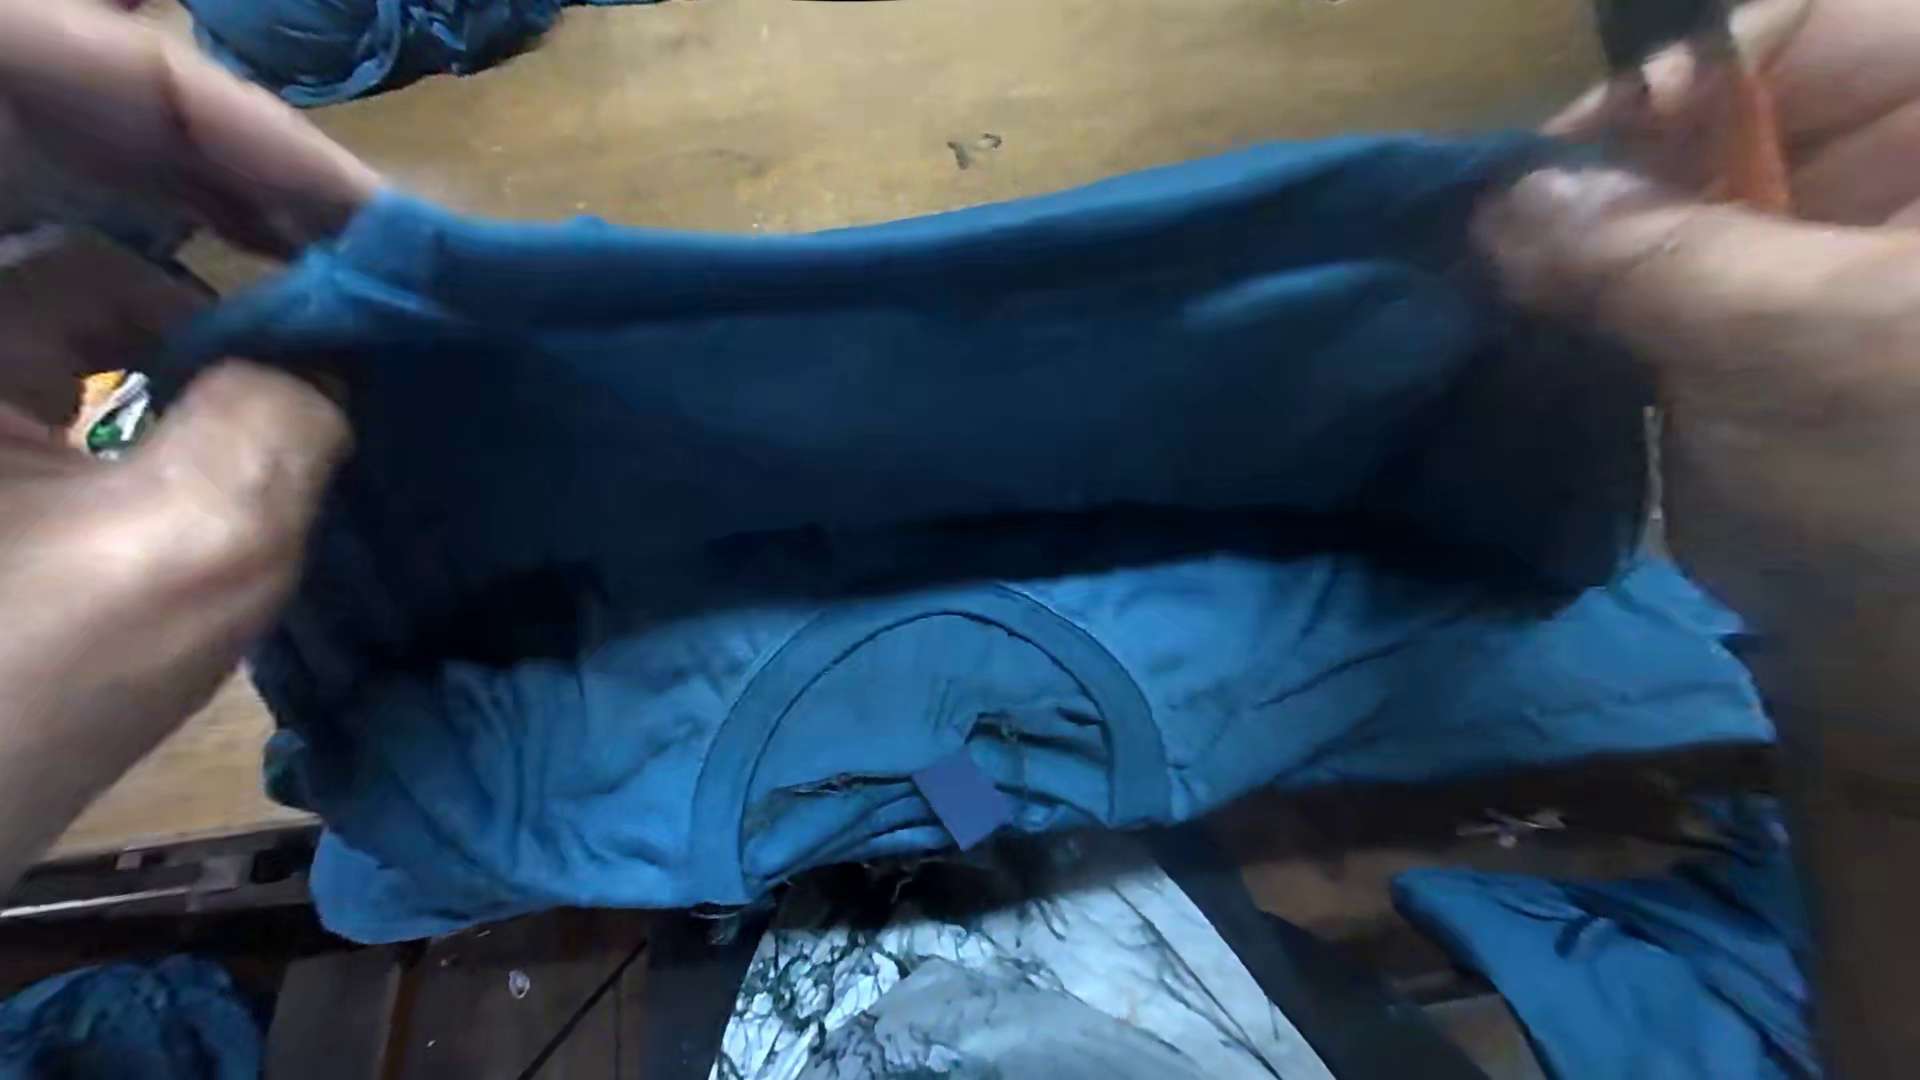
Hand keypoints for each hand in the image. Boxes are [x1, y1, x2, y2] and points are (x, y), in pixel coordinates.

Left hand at [0, 0, 370, 876]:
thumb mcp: (189, 557)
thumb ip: (292, 423)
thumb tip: (345, 354)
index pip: (21, 62)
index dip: (217, 115)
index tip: (371, 219)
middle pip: (31, 114)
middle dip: (222, 167)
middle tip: (367, 245)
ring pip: (51, 213)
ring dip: (209, 253)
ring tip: (334, 325)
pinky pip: (45, 296)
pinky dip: (166, 324)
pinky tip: (253, 383)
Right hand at [1478, 0, 1919, 645]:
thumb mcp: (1794, 335)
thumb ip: (1640, 252)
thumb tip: (1499, 201)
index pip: (1795, 39)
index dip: (1655, 97)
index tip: (1530, 185)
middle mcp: (1884, 179)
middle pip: (1702, 139)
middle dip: (1585, 197)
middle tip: (1480, 256)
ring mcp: (1797, 265)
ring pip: (1649, 227)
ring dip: (1561, 264)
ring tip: (1482, 300)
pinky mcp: (1725, 338)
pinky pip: (1628, 297)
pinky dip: (1566, 312)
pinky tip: (1511, 334)